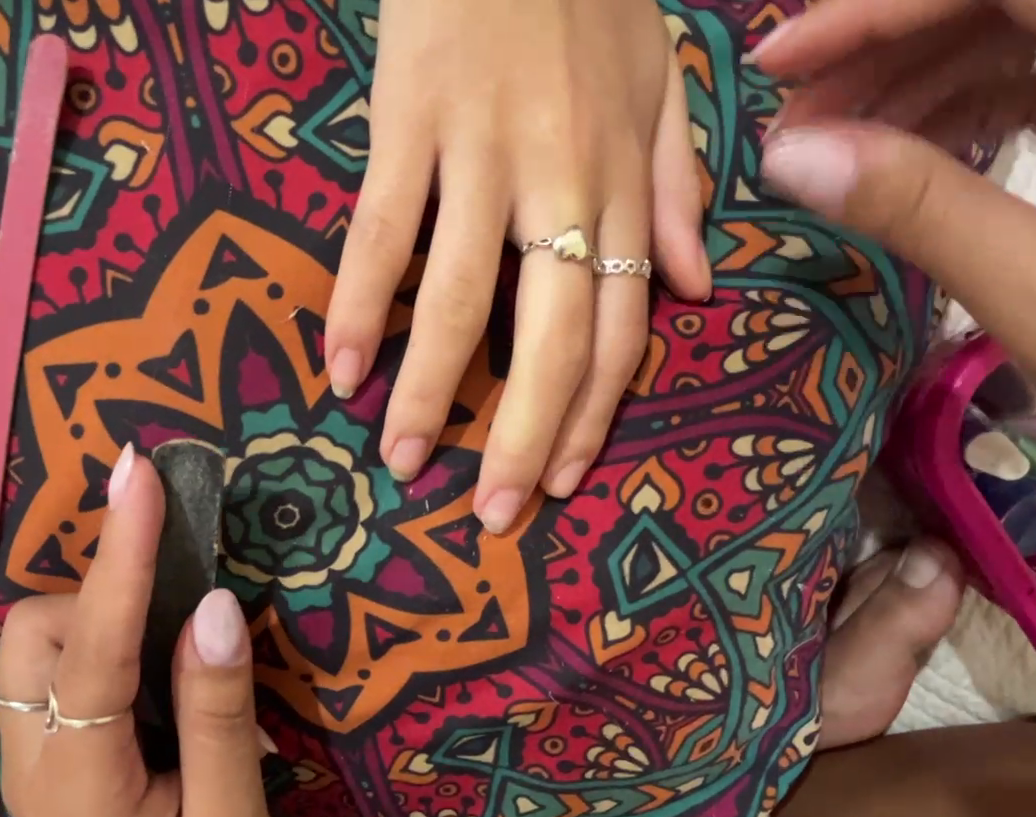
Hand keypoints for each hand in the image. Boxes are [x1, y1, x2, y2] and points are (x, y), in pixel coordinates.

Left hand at [0, 445, 283, 816]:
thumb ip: (217, 716)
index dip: (122, 557)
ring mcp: (30, 762)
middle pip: (36, 633)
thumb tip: (213, 608)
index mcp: (77, 784)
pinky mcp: (49, 761)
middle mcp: (31, 761)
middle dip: (103, 595)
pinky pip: (59, 673)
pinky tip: (159, 673)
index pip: (95, 648)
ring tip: (178, 650)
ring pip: (38, 647)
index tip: (140, 476)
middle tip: (183, 614)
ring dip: (105, 618)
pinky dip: (107, 645)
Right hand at [325, 0, 713, 534]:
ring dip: (430, 393)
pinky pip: (380, 232)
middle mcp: (560, 183)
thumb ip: (678, 187)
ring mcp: (480, 153)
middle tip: (491, 515)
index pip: (619, 328)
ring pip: (456, 299)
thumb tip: (698, 287)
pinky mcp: (408, 121)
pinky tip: (338, 370)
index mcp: (621, 183)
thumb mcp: (664, 81)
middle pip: (548, 338)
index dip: (592, 416)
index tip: (563, 483)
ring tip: (404, 462)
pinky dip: (354, 304)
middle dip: (522, 439)